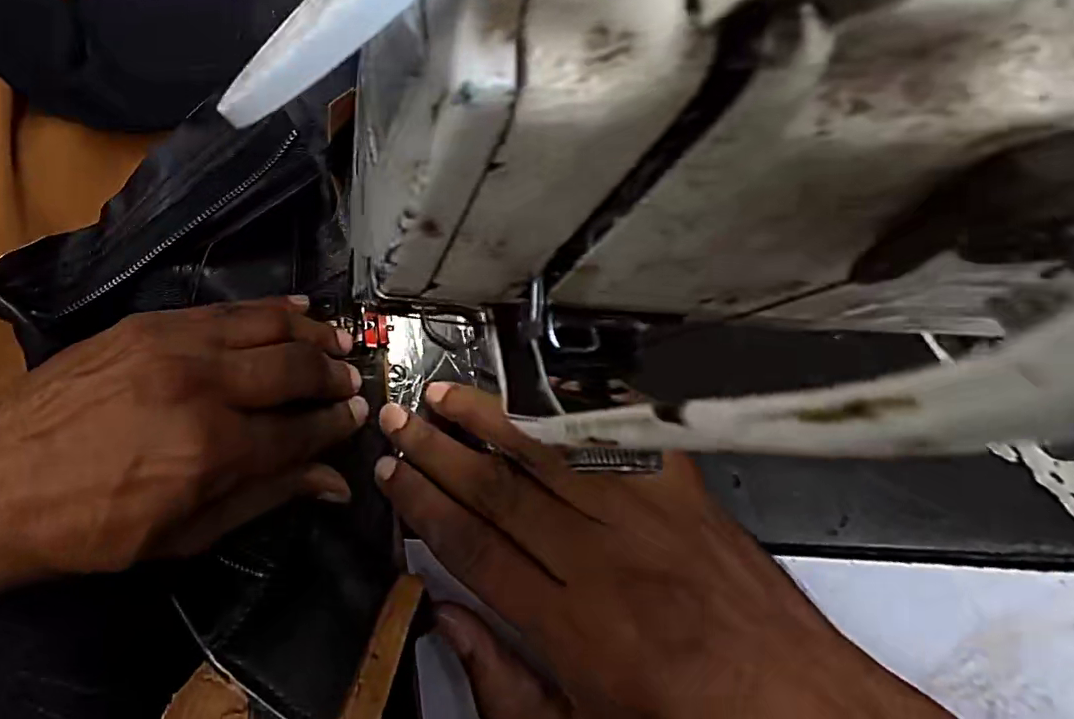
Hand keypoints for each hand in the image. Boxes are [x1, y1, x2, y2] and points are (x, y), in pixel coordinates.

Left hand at [0, 298, 368, 591]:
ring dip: (310, 330)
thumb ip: (262, 499)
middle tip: (354, 378)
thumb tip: (332, 482)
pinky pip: (224, 308)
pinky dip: (267, 307)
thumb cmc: (87, 528)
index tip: (358, 417)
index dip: (335, 426)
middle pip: (291, 368)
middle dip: (332, 374)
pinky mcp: (149, 321)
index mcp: (212, 450)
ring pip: (265, 324)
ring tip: (337, 337)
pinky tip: (293, 305)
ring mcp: (174, 343)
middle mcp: (202, 385)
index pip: (299, 431)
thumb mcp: (180, 538)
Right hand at [376, 384, 950, 718]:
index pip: (473, 547)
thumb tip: (448, 621)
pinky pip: (619, 437)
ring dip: (489, 417)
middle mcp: (605, 563)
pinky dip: (574, 407)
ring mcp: (646, 518)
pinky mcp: (683, 492)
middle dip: (437, 449)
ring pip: (546, 452)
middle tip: (398, 419)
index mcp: (577, 631)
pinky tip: (537, 386)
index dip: (422, 504)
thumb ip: (507, 686)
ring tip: (444, 394)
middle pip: (499, 490)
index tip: (390, 473)